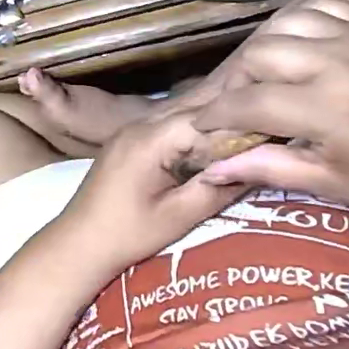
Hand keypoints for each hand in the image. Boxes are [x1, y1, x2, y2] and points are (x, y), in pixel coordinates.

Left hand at [52, 107, 250, 271]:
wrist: (77, 244)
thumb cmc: (126, 235)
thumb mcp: (177, 218)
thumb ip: (215, 189)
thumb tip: (258, 167)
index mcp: (151, 139)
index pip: (204, 117)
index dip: (239, 119)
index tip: (271, 126)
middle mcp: (141, 123)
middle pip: (194, 105)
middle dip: (231, 108)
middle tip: (268, 114)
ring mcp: (133, 127)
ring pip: (182, 108)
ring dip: (214, 112)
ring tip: (251, 117)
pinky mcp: (131, 137)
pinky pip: (170, 119)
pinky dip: (196, 122)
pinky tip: (218, 130)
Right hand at [191, 0, 348, 219]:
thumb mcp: (337, 185)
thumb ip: (271, 169)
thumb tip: (213, 169)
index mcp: (329, 109)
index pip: (251, 102)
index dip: (217, 115)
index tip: (202, 126)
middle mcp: (338, 62)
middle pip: (260, 54)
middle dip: (237, 80)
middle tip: (238, 106)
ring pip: (286, 25)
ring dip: (264, 49)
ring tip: (264, 76)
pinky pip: (322, 8)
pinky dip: (300, 24)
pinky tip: (298, 46)